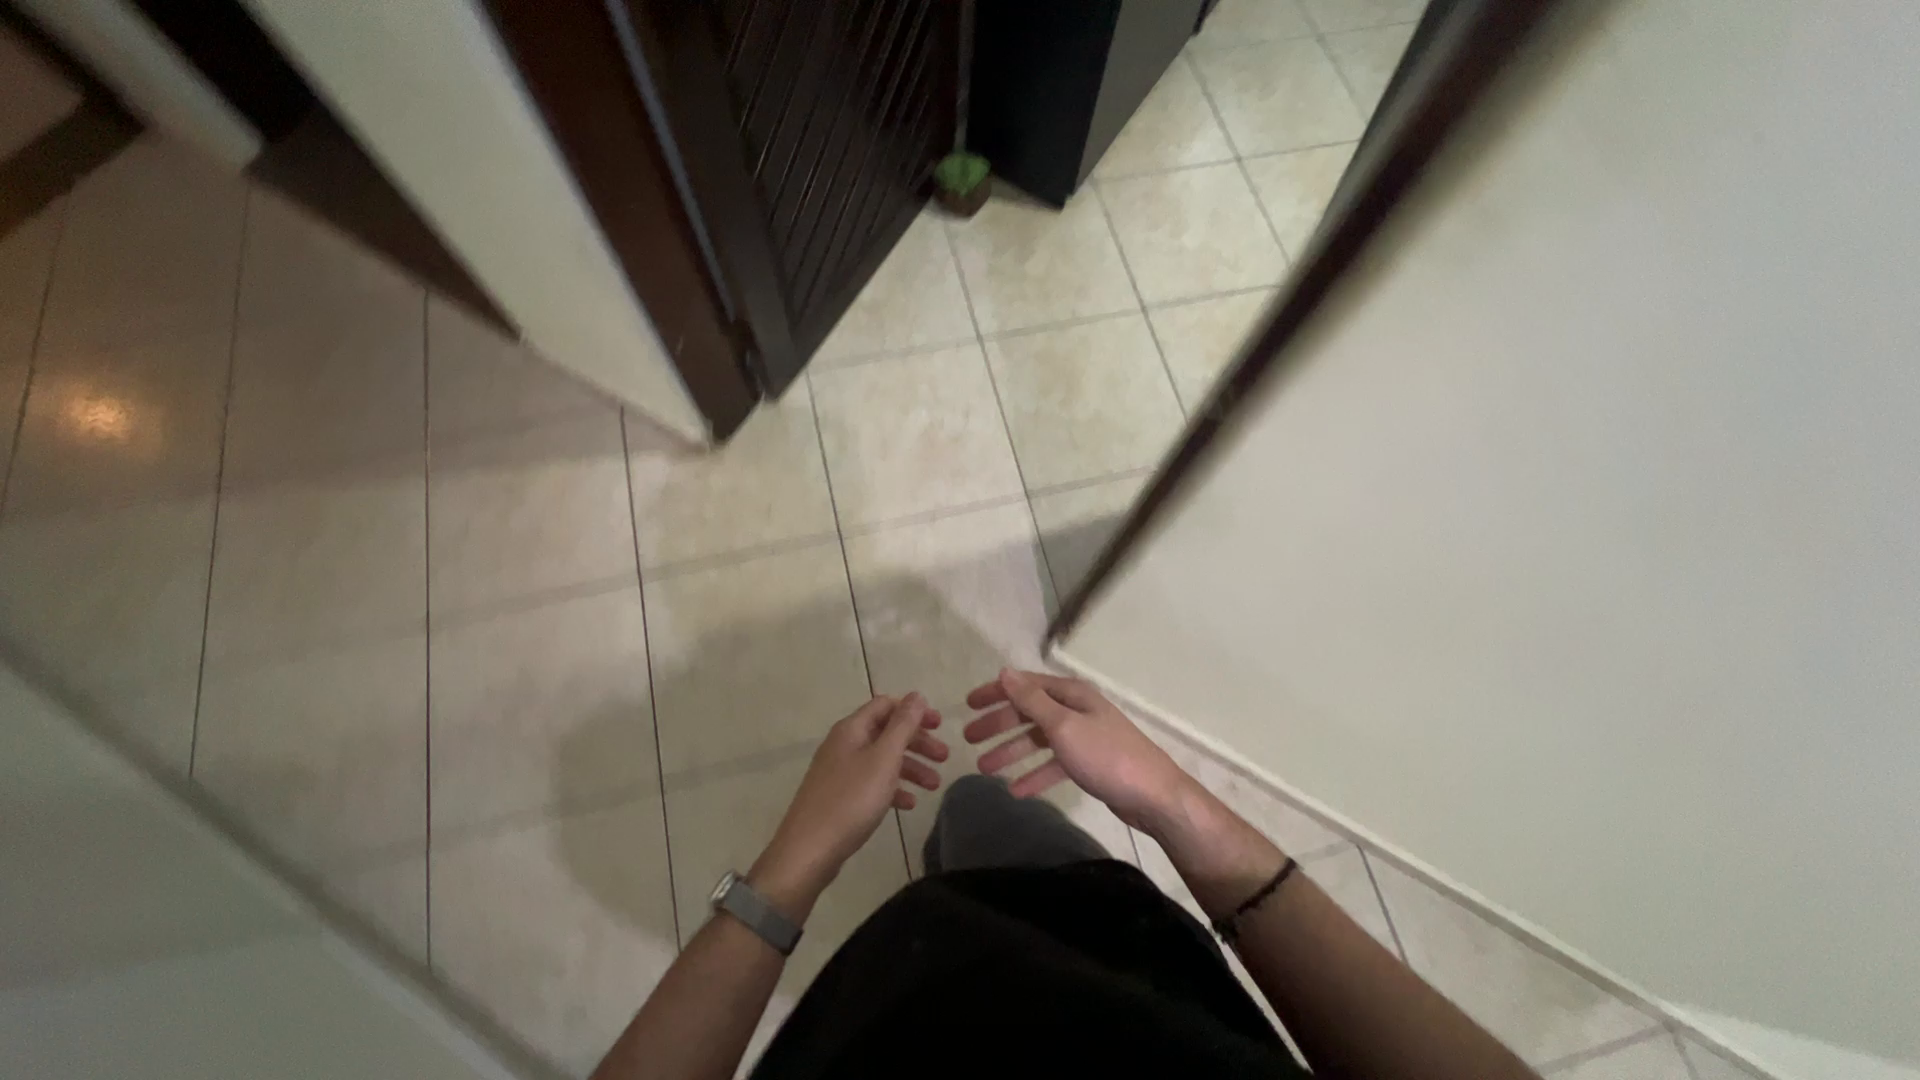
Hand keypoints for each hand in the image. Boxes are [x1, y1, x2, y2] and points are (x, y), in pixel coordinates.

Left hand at [753, 694, 947, 916]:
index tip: (940, 725)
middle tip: (944, 758)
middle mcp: (844, 744)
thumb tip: (916, 695)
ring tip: (935, 786)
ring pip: (881, 760)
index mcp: (852, 729)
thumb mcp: (883, 759)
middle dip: (917, 742)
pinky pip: (871, 783)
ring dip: (910, 768)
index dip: (914, 711)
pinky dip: (892, 788)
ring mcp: (839, 771)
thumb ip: (902, 725)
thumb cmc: (851, 800)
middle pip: (886, 732)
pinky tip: (909, 804)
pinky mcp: (839, 796)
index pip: (886, 705)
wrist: (809, 850)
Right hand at [964, 669, 1198, 834]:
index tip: (968, 704)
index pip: (1025, 685)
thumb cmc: (1106, 756)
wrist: (1153, 796)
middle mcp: (1076, 710)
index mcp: (1071, 694)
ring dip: (1011, 752)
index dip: (996, 693)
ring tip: (983, 769)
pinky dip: (1034, 775)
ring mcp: (1083, 737)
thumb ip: (1032, 701)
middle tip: (968, 739)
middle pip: (1029, 712)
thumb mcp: (1063, 726)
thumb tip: (1005, 672)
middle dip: (998, 725)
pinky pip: (1053, 765)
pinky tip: (1015, 791)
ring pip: (1038, 741)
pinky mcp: (1088, 764)